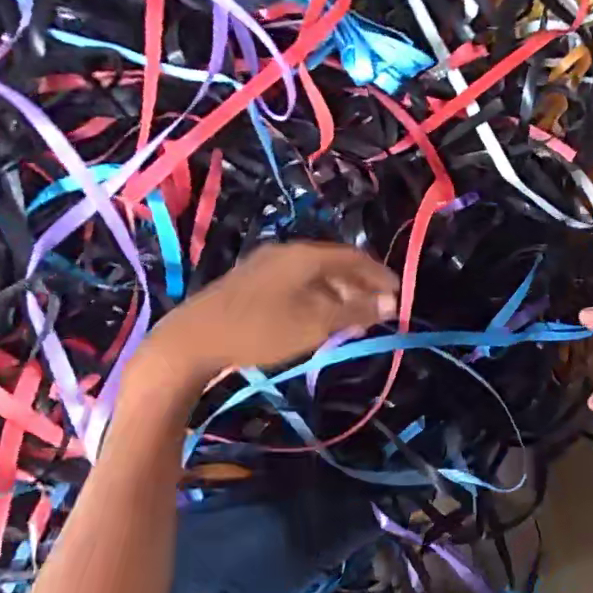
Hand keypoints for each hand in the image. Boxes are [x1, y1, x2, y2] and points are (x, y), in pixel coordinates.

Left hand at [142, 243, 397, 382]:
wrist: (194, 340)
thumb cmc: (261, 329)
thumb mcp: (316, 323)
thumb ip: (356, 311)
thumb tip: (392, 303)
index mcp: (305, 255)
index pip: (354, 257)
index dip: (379, 275)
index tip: (399, 295)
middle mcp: (286, 253)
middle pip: (334, 264)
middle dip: (361, 286)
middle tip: (378, 311)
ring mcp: (265, 267)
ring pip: (314, 276)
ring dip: (339, 295)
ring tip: (353, 321)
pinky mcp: (251, 284)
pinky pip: (297, 285)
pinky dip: (317, 300)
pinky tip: (318, 321)